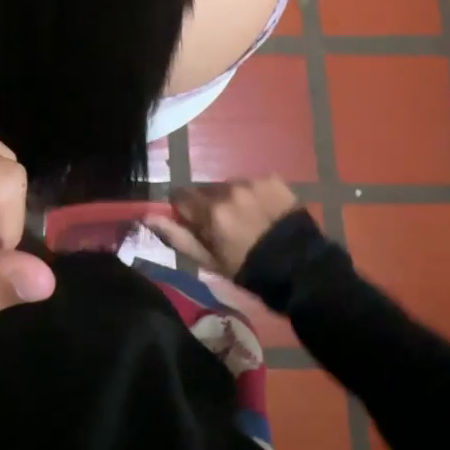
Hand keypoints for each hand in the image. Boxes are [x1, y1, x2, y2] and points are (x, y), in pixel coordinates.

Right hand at [146, 174, 299, 278]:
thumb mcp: (209, 260)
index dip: (186, 211)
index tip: (197, 224)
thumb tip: (147, 216)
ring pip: (229, 185)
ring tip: (249, 220)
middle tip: (226, 227)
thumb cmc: (249, 270)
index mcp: (211, 211)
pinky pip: (253, 182)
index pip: (181, 196)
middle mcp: (228, 190)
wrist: (302, 271)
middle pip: (206, 190)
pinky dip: (255, 194)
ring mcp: (252, 182)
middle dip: (210, 205)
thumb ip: (177, 236)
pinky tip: (266, 213)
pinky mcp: (272, 179)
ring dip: (233, 198)